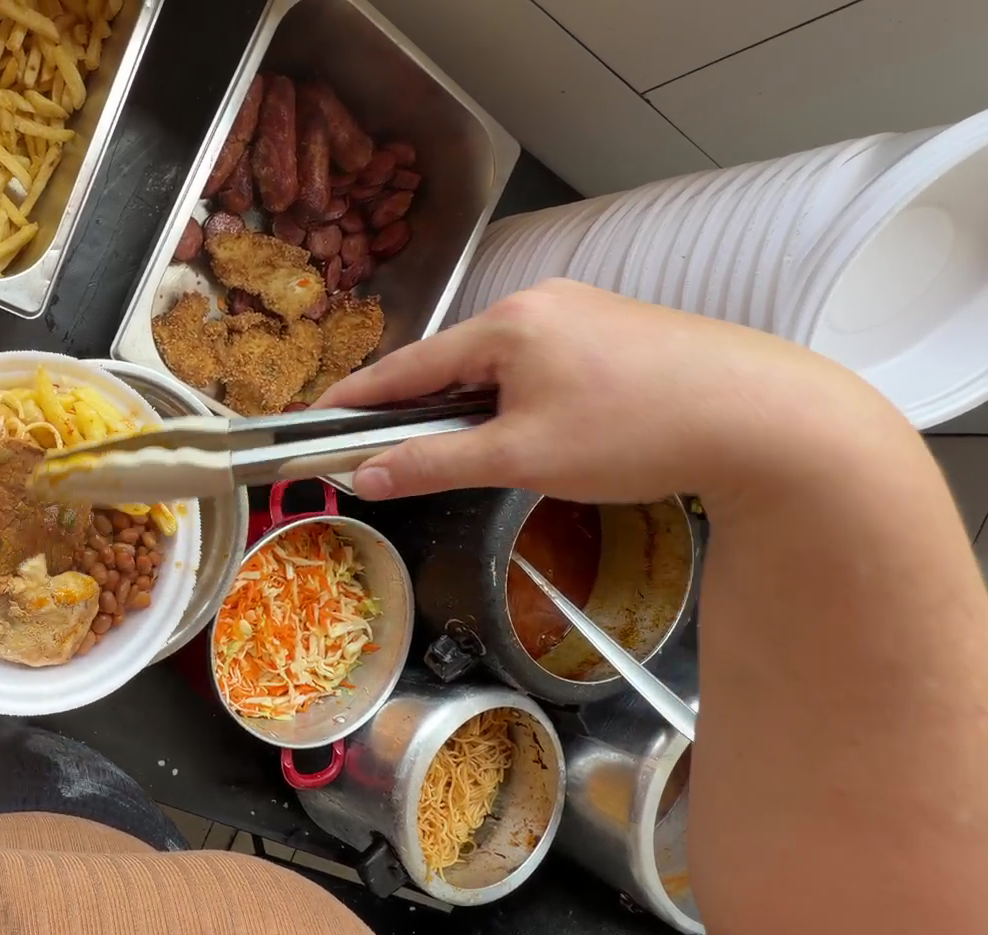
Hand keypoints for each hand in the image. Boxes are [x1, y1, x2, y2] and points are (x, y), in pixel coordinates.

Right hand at [315, 280, 894, 504]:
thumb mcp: (518, 458)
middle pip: (446, 361)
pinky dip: (503, 395)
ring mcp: (579, 311)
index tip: (312, 417)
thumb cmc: (635, 434)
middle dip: (412, 405)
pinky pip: (529, 362)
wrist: (775, 422)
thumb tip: (364, 476)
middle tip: (385, 448)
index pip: (404, 366)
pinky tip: (519, 426)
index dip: (353, 397)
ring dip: (461, 403)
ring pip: (489, 363)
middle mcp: (538, 304)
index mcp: (507, 324)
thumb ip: (431, 463)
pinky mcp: (612, 329)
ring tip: (457, 445)